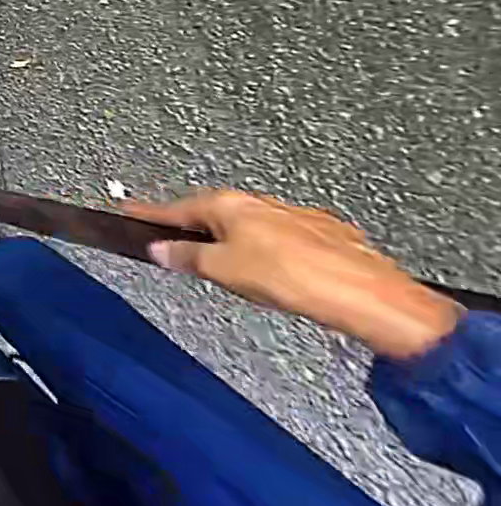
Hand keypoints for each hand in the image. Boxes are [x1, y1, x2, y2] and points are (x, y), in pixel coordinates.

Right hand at [126, 191, 462, 359]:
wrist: (377, 302)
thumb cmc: (296, 279)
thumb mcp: (220, 270)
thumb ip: (184, 256)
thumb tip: (160, 250)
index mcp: (227, 203)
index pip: (172, 208)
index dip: (147, 213)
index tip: (127, 210)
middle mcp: (259, 202)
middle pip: (214, 214)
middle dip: (199, 231)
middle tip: (187, 251)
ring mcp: (298, 217)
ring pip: (252, 226)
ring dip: (240, 243)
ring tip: (241, 269)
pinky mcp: (331, 236)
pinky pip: (286, 239)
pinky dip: (275, 252)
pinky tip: (283, 274)